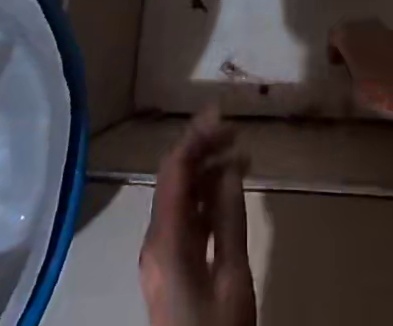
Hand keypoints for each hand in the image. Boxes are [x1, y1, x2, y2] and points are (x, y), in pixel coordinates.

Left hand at [140, 108, 254, 325]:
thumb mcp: (233, 279)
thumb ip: (230, 220)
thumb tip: (231, 168)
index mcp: (164, 240)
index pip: (175, 171)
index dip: (196, 137)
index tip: (221, 114)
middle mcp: (154, 239)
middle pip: (173, 179)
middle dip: (201, 148)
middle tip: (234, 130)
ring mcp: (159, 252)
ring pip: (179, 196)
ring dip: (205, 171)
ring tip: (238, 153)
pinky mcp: (169, 265)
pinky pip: (183, 218)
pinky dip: (204, 198)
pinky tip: (227, 187)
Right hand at [328, 18, 392, 123]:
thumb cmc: (383, 91)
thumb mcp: (356, 95)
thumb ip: (346, 83)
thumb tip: (344, 81)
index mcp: (348, 37)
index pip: (333, 36)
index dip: (332, 51)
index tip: (336, 65)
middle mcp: (364, 27)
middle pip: (350, 30)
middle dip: (348, 44)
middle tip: (348, 63)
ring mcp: (385, 31)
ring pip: (368, 33)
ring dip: (364, 45)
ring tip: (366, 66)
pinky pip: (383, 40)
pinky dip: (380, 49)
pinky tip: (384, 68)